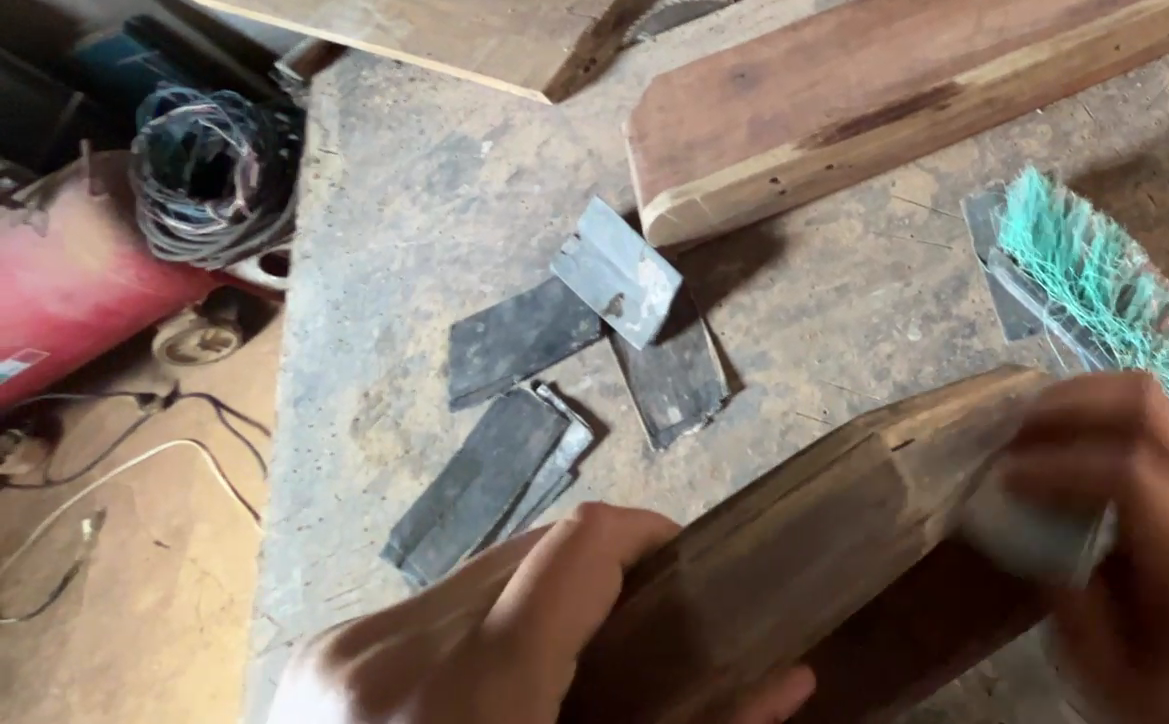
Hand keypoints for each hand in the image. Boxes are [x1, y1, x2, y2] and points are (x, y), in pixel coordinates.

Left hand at [267, 502, 815, 723]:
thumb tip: (798, 677)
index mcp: (471, 684)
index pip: (585, 537)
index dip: (648, 534)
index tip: (677, 572)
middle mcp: (396, 644)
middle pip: (542, 546)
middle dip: (596, 577)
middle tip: (624, 640)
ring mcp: (342, 650)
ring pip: (488, 567)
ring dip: (539, 598)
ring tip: (553, 670)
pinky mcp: (313, 661)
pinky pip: (435, 602)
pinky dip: (483, 623)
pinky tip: (483, 692)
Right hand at [999, 373, 1168, 723]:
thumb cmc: (1154, 682)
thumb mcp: (1101, 673)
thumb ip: (1071, 606)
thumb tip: (1036, 531)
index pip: (1133, 475)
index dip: (1062, 465)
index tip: (1007, 477)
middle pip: (1145, 412)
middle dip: (1068, 409)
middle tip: (1012, 432)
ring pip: (1147, 393)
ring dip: (1080, 394)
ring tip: (1030, 419)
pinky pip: (1145, 403)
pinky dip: (1094, 399)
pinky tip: (1058, 423)